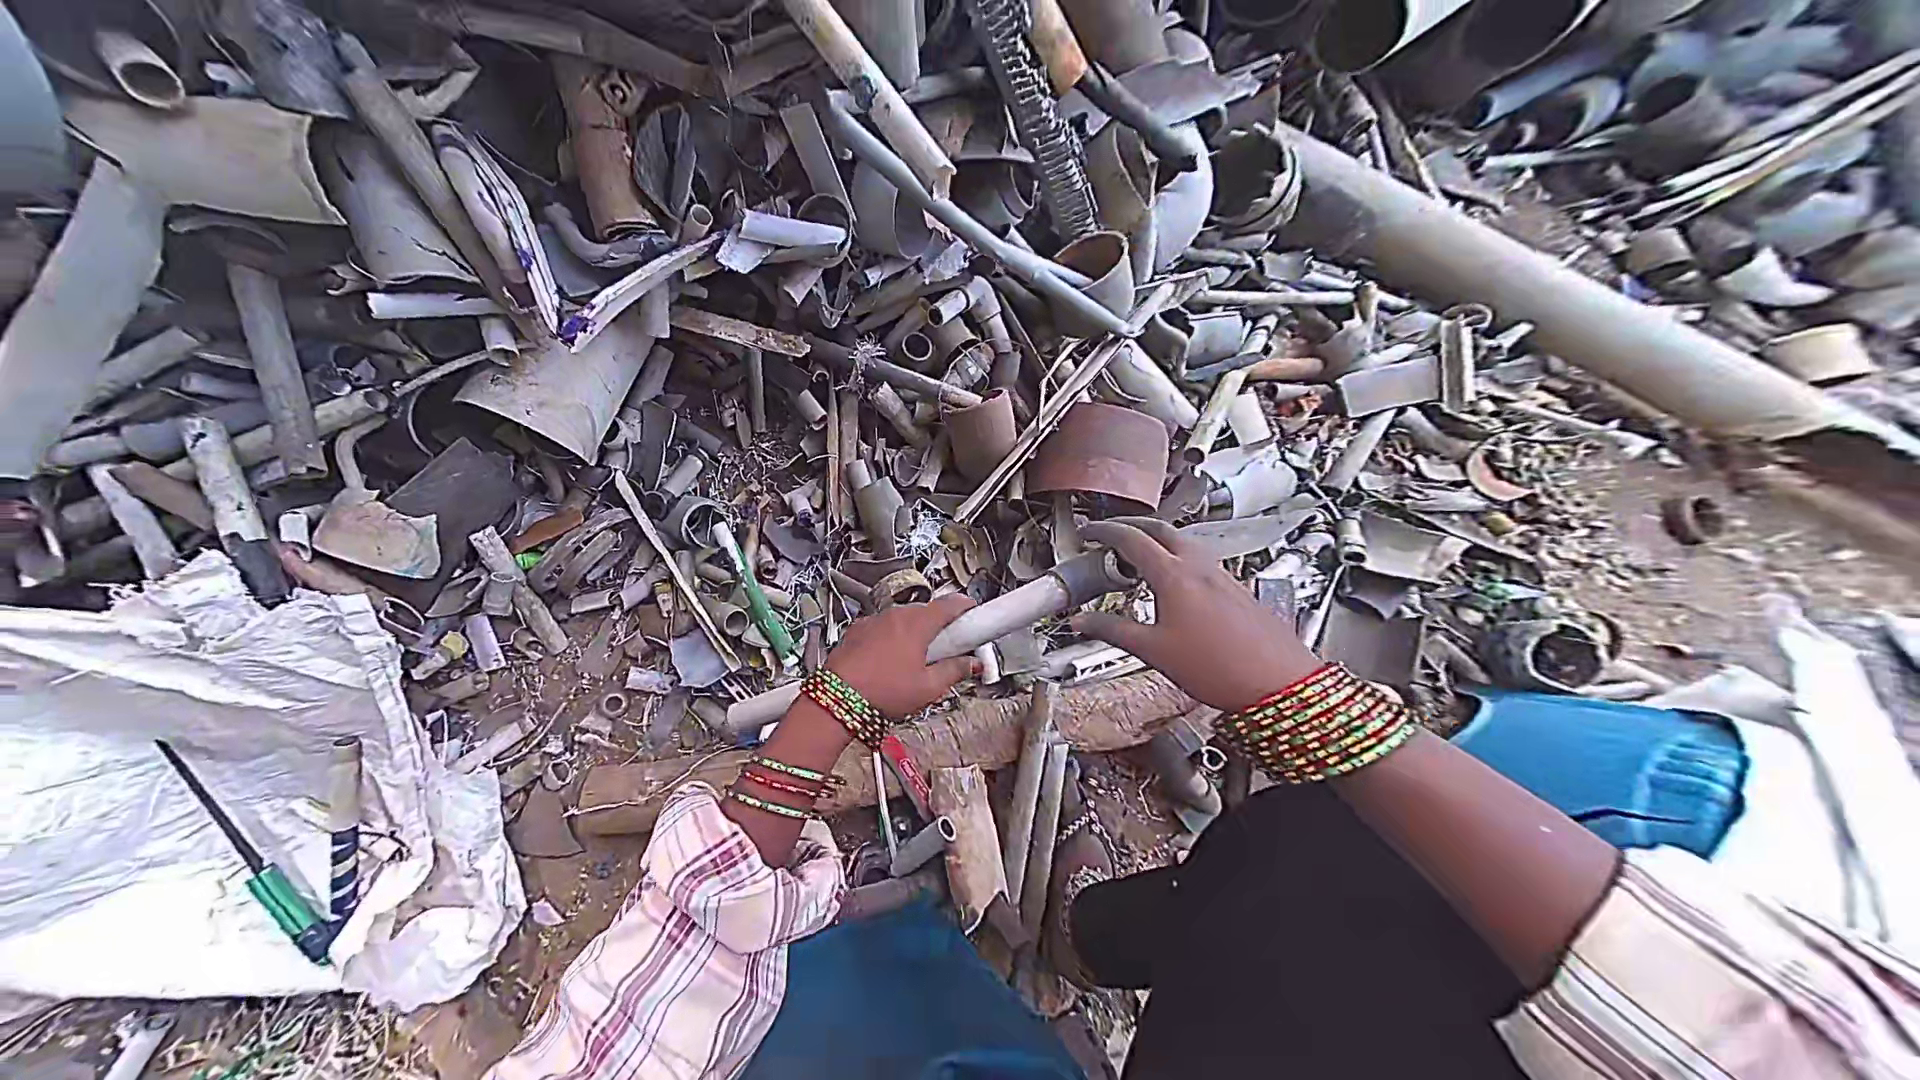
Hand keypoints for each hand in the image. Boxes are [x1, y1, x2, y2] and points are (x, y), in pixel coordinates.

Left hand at [828, 593, 981, 717]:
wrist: (837, 699)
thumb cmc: (881, 692)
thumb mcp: (928, 688)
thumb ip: (954, 671)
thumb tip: (971, 664)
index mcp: (918, 623)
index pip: (950, 604)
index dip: (966, 607)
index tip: (974, 614)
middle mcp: (896, 615)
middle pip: (926, 613)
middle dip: (940, 628)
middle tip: (948, 649)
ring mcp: (874, 621)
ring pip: (903, 620)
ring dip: (914, 634)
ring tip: (915, 663)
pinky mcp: (858, 631)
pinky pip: (882, 629)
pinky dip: (891, 639)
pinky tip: (890, 664)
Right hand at [1071, 519, 1320, 711]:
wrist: (1278, 683)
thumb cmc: (1220, 668)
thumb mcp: (1153, 651)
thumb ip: (1112, 630)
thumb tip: (1082, 623)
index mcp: (1174, 576)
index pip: (1131, 539)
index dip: (1105, 531)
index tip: (1090, 532)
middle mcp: (1200, 567)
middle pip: (1160, 528)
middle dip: (1131, 525)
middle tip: (1110, 533)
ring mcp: (1222, 575)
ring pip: (1183, 541)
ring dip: (1156, 538)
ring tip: (1138, 555)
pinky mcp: (1235, 588)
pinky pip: (1200, 558)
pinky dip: (1177, 556)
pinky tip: (1173, 581)